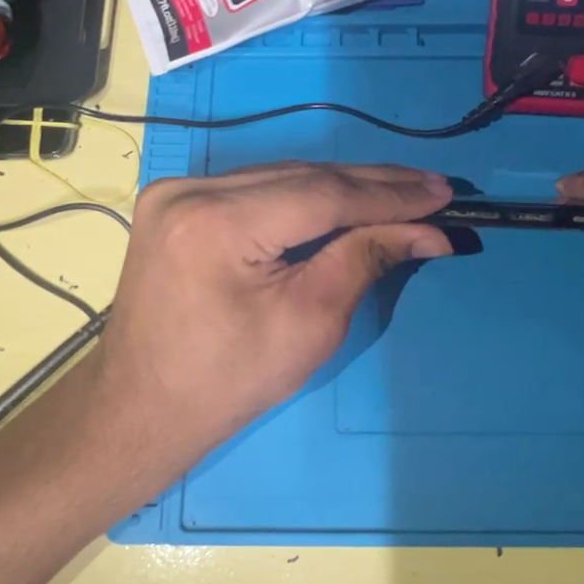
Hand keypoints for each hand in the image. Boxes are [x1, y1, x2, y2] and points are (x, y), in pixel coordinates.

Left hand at [96, 162, 455, 446]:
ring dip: (341, 186)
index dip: (389, 194)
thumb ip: (365, 259)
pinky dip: (301, 195)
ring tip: (401, 191)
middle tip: (432, 187)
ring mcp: (176, 191)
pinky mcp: (175, 203)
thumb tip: (427, 229)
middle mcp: (190, 190)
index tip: (443, 193)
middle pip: (302, 176)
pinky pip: (255, 188)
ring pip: (280, 177)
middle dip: (372, 184)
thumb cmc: (228, 382)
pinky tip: (342, 199)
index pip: (323, 194)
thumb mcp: (309, 324)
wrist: (140, 407)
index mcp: (217, 222)